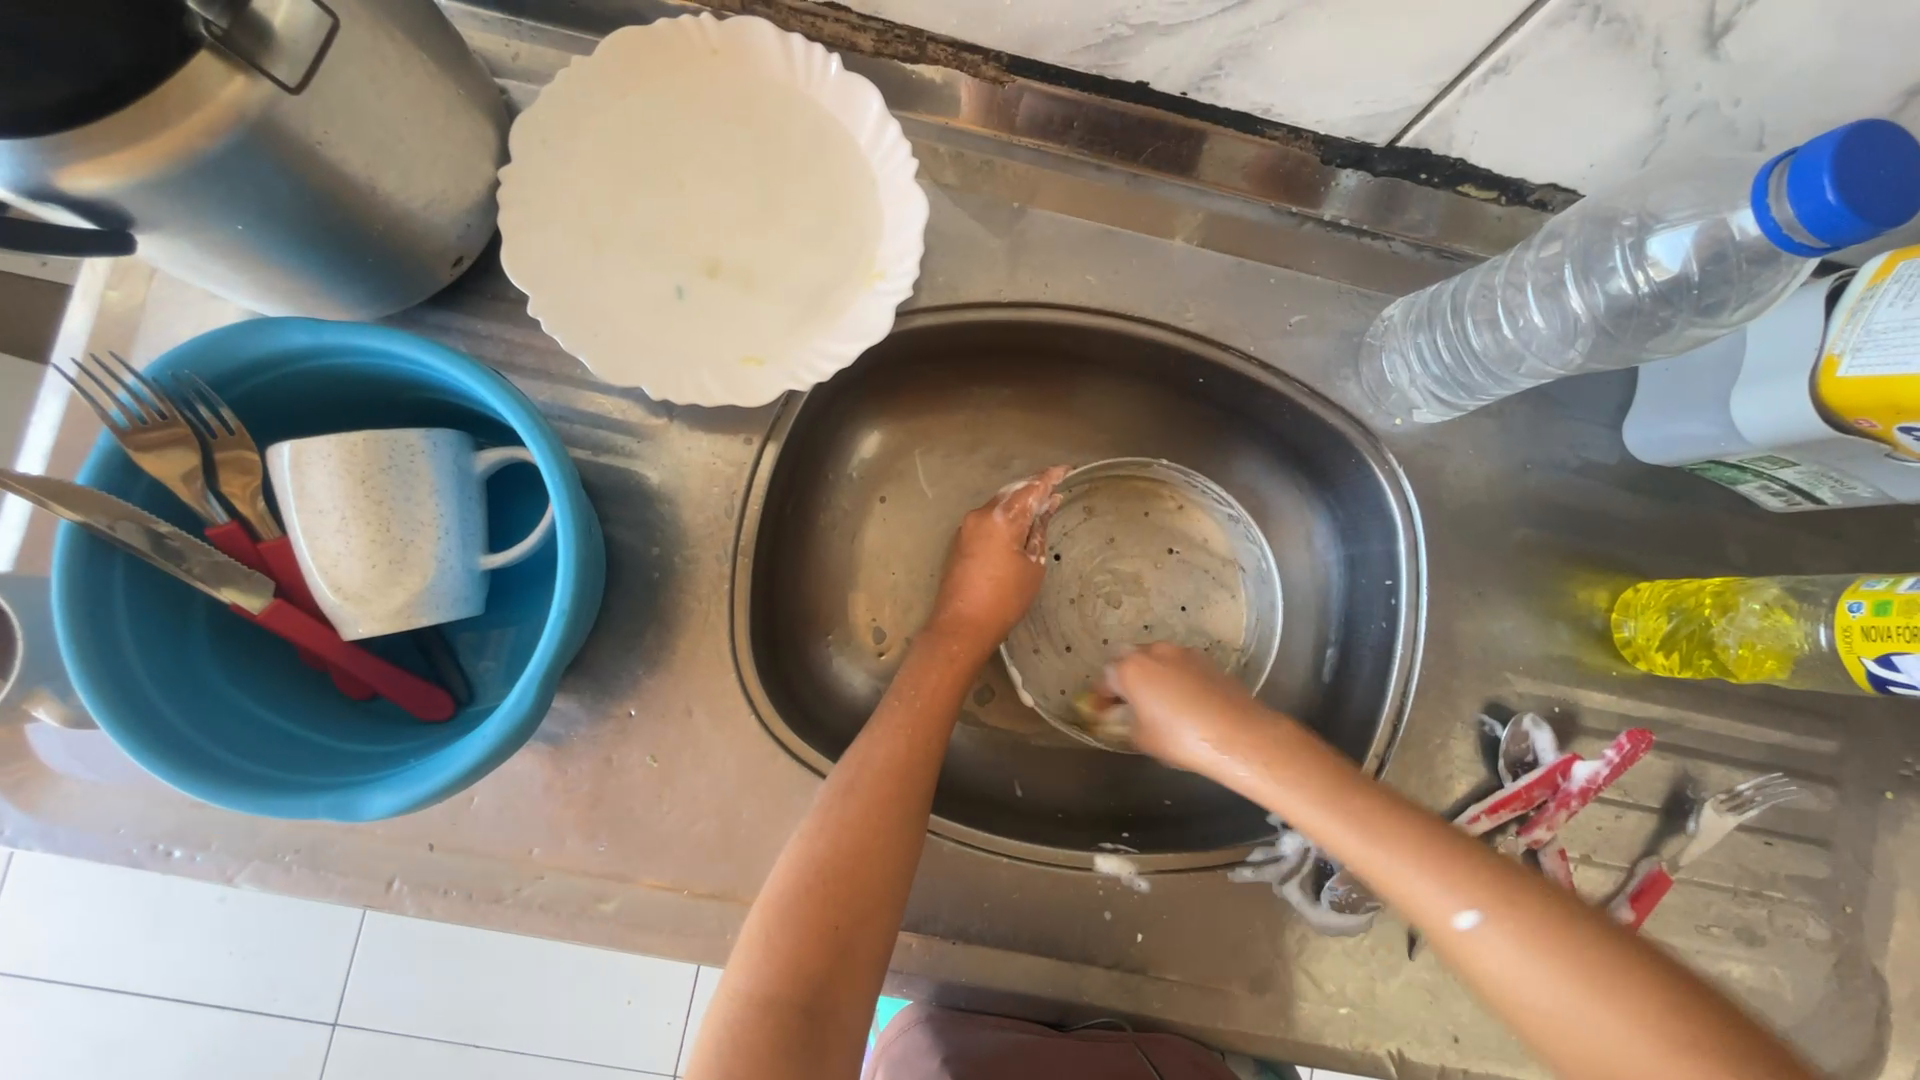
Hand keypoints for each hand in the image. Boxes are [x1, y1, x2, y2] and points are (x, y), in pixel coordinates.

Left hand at [924, 466, 1069, 654]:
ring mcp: (966, 527)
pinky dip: (1006, 516)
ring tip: (1042, 506)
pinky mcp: (960, 540)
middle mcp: (980, 515)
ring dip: (1019, 502)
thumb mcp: (1033, 565)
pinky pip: (988, 519)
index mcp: (1001, 518)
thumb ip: (1039, 531)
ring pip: (998, 505)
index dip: (1050, 477)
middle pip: (1012, 492)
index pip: (1031, 488)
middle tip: (1056, 487)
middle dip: (1034, 488)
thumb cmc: (1005, 599)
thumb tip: (1047, 507)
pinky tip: (1019, 524)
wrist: (962, 625)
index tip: (1066, 470)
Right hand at [1103, 643, 1278, 773]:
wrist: (1237, 734)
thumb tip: (1125, 716)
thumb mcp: (1141, 738)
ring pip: (1158, 658)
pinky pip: (1181, 665)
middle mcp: (1154, 652)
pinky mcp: (1208, 660)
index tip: (1103, 710)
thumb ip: (1124, 721)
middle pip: (1130, 658)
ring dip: (1152, 673)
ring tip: (1158, 699)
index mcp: (1130, 668)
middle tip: (1129, 700)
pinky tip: (1184, 699)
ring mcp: (1183, 653)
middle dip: (1125, 676)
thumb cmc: (1180, 738)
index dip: (1102, 695)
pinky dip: (1175, 676)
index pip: (1106, 676)